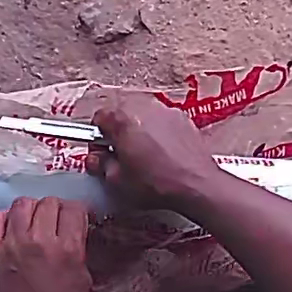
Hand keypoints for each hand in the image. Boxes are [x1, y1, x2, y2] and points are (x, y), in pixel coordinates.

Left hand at [0, 197, 92, 291]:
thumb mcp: (83, 283)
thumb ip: (81, 252)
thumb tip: (79, 231)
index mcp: (66, 250)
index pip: (74, 209)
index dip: (79, 212)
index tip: (78, 219)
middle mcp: (38, 241)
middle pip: (49, 202)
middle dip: (57, 210)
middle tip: (57, 223)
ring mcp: (12, 243)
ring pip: (23, 204)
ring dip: (33, 210)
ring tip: (35, 223)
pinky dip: (5, 218)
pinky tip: (13, 229)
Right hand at [75, 89, 224, 209]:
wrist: (196, 184)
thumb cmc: (157, 183)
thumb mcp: (117, 181)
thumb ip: (100, 165)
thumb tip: (95, 159)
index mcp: (122, 119)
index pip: (98, 117)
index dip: (95, 137)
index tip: (100, 152)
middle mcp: (144, 107)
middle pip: (120, 113)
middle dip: (116, 132)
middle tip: (120, 156)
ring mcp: (165, 111)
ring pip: (141, 116)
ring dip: (137, 131)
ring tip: (142, 157)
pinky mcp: (182, 118)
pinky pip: (160, 121)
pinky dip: (156, 133)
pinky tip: (160, 154)